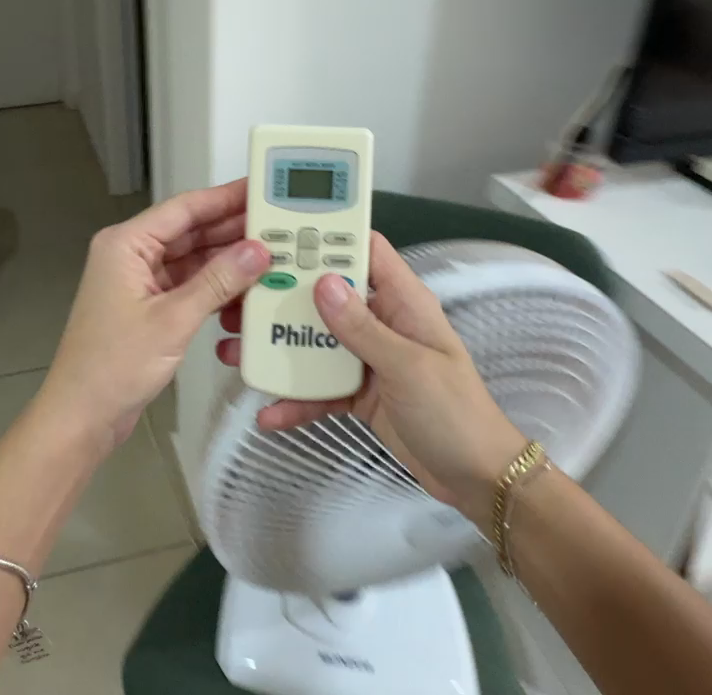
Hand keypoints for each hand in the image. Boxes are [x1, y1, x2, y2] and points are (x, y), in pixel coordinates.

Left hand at [37, 179, 270, 453]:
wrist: (83, 416)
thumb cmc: (115, 364)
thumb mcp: (173, 319)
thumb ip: (218, 281)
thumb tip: (259, 250)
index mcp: (126, 244)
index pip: (184, 208)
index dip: (225, 197)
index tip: (261, 188)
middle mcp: (132, 254)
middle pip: (190, 231)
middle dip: (232, 229)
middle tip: (279, 221)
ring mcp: (140, 281)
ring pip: (193, 259)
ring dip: (228, 259)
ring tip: (273, 252)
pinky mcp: (149, 306)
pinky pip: (189, 285)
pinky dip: (215, 286)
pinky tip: (248, 288)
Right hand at [216, 232, 526, 514]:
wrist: (476, 480)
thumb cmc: (454, 412)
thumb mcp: (408, 367)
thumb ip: (363, 328)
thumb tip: (322, 282)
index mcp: (402, 302)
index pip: (366, 251)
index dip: (329, 235)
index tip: (280, 232)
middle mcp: (381, 321)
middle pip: (327, 296)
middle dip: (284, 296)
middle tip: (239, 297)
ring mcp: (368, 357)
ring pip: (316, 341)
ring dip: (279, 347)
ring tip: (235, 351)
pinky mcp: (358, 392)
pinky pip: (320, 387)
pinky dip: (296, 399)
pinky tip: (269, 412)